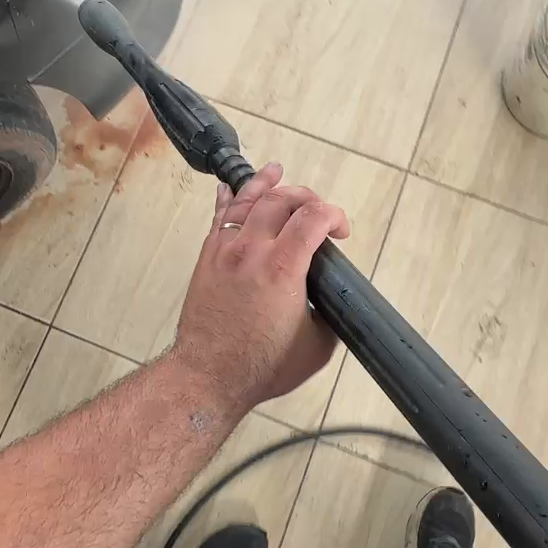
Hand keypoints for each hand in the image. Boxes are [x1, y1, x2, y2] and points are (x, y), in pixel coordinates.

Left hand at [167, 162, 349, 411]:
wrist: (209, 375)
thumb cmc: (262, 366)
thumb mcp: (317, 345)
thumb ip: (329, 314)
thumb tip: (330, 300)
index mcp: (283, 268)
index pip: (313, 217)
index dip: (334, 215)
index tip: (341, 231)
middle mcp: (252, 251)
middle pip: (280, 200)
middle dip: (305, 197)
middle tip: (317, 209)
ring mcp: (225, 251)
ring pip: (246, 201)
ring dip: (265, 183)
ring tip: (276, 171)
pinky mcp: (207, 259)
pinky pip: (218, 218)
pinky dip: (228, 200)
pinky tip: (231, 190)